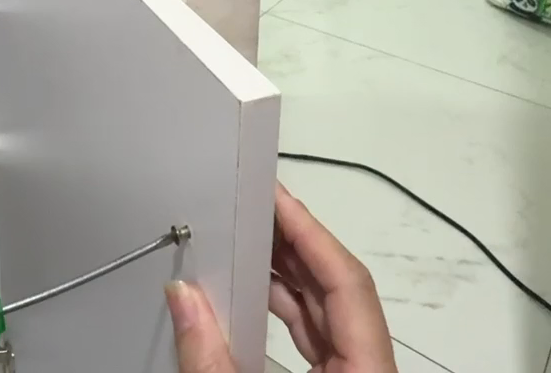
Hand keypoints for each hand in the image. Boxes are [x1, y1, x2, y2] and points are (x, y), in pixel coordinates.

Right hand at [166, 186, 397, 372]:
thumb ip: (210, 358)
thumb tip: (181, 293)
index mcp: (367, 370)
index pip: (347, 281)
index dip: (310, 232)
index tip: (274, 194)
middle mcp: (369, 368)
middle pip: (337, 288)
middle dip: (293, 242)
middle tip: (251, 201)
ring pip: (326, 309)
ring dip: (286, 271)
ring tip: (245, 235)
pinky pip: (317, 334)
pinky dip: (285, 304)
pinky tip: (252, 289)